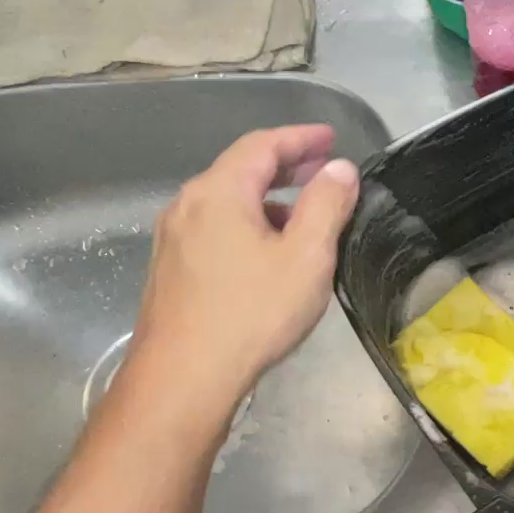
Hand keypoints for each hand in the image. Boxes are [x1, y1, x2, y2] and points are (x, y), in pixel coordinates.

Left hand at [128, 125, 359, 407]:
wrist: (185, 375)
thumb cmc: (253, 312)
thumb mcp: (306, 256)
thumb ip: (326, 206)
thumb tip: (340, 169)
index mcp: (219, 193)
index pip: (262, 146)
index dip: (300, 138)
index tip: (331, 137)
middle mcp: (189, 205)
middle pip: (240, 169)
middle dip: (286, 164)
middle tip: (325, 168)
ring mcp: (175, 237)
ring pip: (228, 200)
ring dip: (269, 196)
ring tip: (305, 211)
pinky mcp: (173, 268)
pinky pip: (217, 226)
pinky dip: (250, 220)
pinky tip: (270, 249)